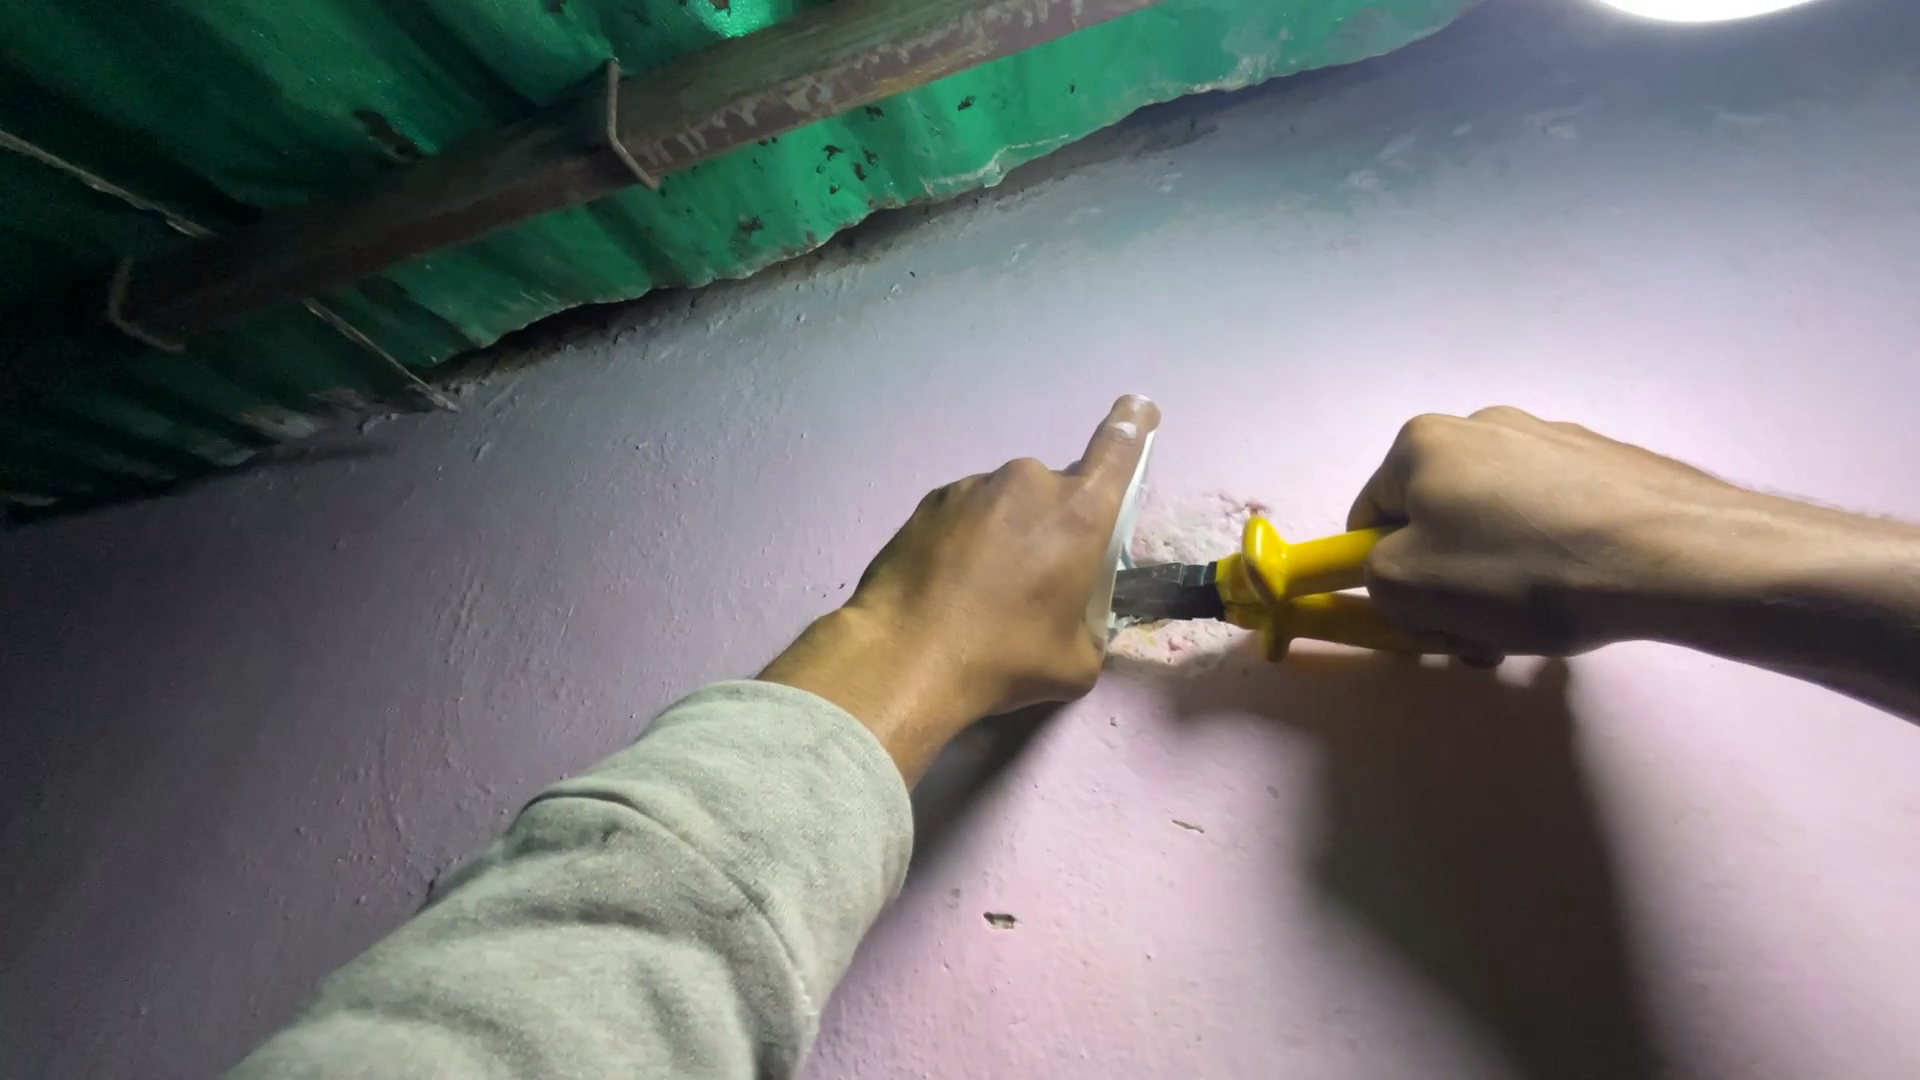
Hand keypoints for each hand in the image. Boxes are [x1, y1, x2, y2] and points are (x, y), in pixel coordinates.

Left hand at [762, 395, 1159, 782]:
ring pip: (1008, 502)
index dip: (1134, 424)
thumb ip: (1092, 623)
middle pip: (1057, 491)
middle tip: (1033, 577)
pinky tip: (950, 581)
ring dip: (1008, 531)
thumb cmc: (1004, 659)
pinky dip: (968, 536)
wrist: (904, 658)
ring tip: (982, 588)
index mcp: (1077, 512)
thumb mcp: (1077, 660)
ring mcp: (972, 486)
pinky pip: (967, 511)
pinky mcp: (930, 500)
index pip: (1119, 447)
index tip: (1138, 410)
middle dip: (1054, 525)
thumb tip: (1077, 618)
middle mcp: (1027, 483)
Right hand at [1348, 406, 1749, 657]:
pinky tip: (1576, 589)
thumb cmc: (1520, 570)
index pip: (1369, 517)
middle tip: (1474, 625)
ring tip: (1532, 614)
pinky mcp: (1610, 461)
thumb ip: (1371, 578)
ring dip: (1491, 570)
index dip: (1380, 572)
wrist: (1686, 561)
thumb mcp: (1403, 589)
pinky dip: (1545, 553)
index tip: (1418, 611)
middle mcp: (1481, 425)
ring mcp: (1553, 438)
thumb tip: (1405, 573)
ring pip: (1490, 520)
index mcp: (1420, 442)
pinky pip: (1548, 515)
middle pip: (1432, 518)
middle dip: (1441, 575)